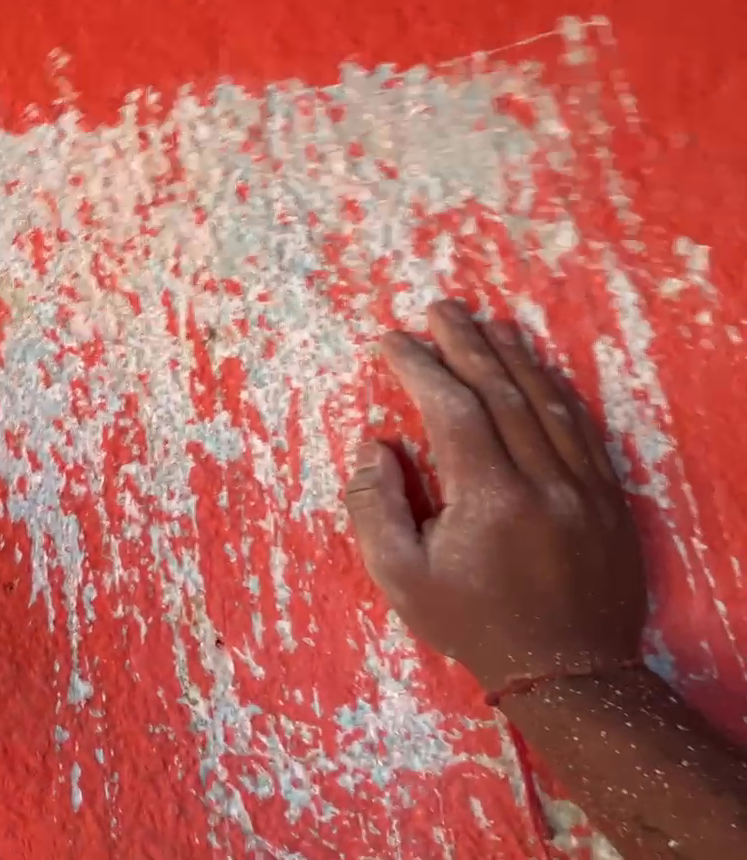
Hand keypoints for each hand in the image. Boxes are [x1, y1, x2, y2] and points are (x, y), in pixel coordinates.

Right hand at [344, 300, 647, 692]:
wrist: (570, 673)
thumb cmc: (467, 621)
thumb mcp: (396, 572)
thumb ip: (373, 502)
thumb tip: (377, 444)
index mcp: (491, 500)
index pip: (452, 411)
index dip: (419, 367)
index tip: (390, 341)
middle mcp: (546, 484)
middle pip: (503, 395)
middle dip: (467, 346)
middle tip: (439, 308)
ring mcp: (586, 490)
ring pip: (548, 405)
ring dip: (514, 358)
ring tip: (487, 323)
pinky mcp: (608, 501)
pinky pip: (582, 431)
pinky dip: (555, 391)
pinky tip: (537, 370)